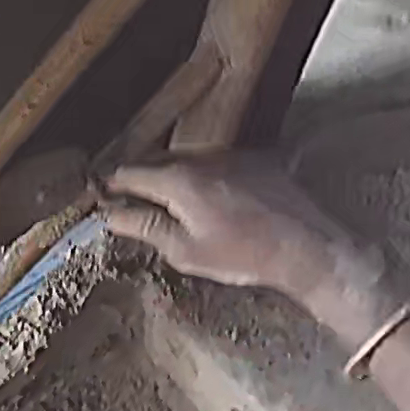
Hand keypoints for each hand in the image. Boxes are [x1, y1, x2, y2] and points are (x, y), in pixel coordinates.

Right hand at [99, 154, 395, 340]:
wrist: (310, 249)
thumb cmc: (244, 255)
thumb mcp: (184, 250)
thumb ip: (143, 226)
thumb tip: (110, 215)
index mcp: (179, 181)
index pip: (128, 173)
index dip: (109, 185)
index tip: (99, 195)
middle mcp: (201, 159)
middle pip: (153, 161)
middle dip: (136, 179)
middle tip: (126, 202)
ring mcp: (230, 156)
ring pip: (182, 160)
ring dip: (166, 176)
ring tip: (163, 202)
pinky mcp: (253, 159)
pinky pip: (210, 162)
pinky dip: (196, 175)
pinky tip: (202, 200)